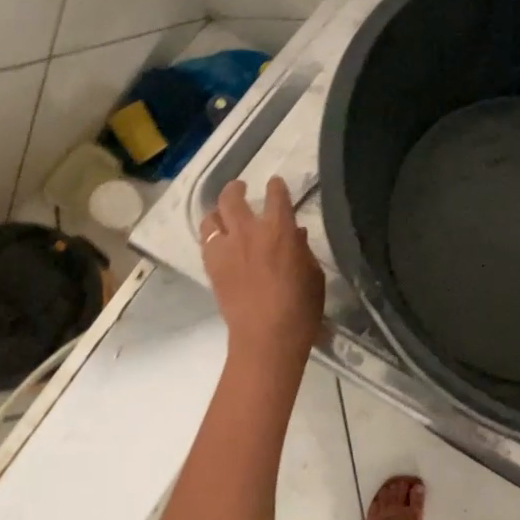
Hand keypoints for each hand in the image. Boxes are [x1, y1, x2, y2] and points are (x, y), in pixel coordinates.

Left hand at [200, 178, 324, 361]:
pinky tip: (219, 241)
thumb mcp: (313, 274)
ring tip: (223, 215)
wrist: (267, 336)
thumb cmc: (301, 307)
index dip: (276, 186)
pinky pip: (206, 242)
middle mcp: (248, 232)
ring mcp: (226, 249)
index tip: (276, 183)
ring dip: (217, 212)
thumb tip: (295, 234)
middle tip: (240, 187)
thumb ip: (302, 249)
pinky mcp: (212, 267)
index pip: (276, 196)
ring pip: (211, 218)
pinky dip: (212, 236)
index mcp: (279, 230)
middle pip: (232, 198)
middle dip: (235, 188)